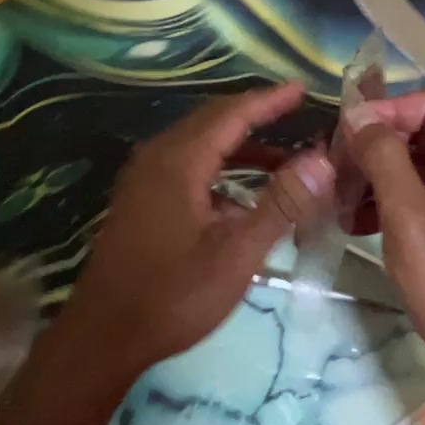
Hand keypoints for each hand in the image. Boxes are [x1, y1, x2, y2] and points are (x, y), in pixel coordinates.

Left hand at [69, 82, 334, 364]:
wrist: (103, 335)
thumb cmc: (172, 295)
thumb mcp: (236, 254)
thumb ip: (280, 204)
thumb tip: (321, 160)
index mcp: (179, 159)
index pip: (233, 113)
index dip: (269, 100)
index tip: (302, 89)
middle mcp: (158, 155)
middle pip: (213, 119)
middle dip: (256, 114)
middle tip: (295, 113)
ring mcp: (144, 175)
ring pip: (199, 142)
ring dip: (240, 146)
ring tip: (283, 160)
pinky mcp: (140, 196)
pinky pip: (185, 163)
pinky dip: (219, 167)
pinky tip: (241, 198)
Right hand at [344, 92, 424, 424]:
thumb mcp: (412, 220)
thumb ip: (385, 158)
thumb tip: (357, 114)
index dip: (386, 112)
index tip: (344, 136)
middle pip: (422, 131)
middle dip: (375, 146)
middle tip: (334, 168)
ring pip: (416, 160)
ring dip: (376, 174)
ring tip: (338, 196)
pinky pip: (421, 189)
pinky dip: (389, 198)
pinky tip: (355, 219)